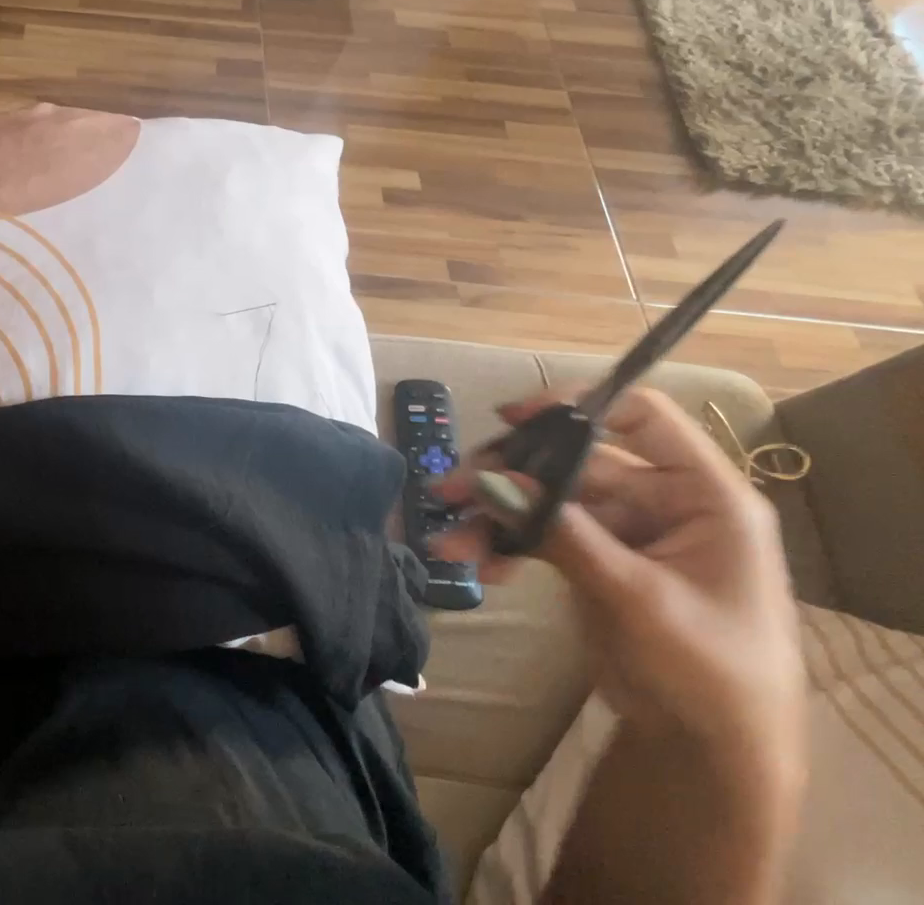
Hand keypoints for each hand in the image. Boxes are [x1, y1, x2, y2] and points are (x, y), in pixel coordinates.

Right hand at [431, 388, 804, 770]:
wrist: (709, 746)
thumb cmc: (705, 668)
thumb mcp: (635, 595)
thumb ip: (563, 532)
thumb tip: (493, 479)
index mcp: (702, 495)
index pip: (642, 417)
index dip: (575, 407)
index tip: (508, 419)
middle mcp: (662, 501)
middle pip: (570, 462)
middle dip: (505, 477)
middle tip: (445, 494)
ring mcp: (623, 530)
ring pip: (543, 499)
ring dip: (492, 518)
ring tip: (448, 547)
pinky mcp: (593, 558)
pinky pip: (538, 534)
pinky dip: (505, 545)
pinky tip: (483, 569)